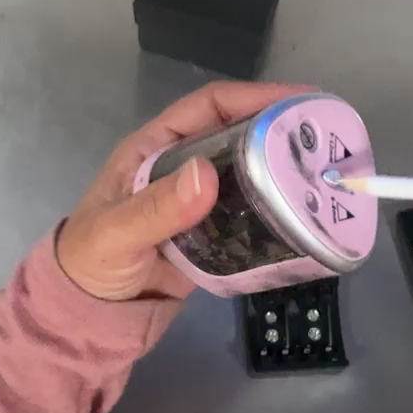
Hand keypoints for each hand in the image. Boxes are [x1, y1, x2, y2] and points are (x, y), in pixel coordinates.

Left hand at [57, 81, 311, 301]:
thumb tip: (207, 175)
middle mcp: (181, 168)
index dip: (253, 97)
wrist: (87, 315)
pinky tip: (303, 222)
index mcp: (156, 149)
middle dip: (279, 135)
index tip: (297, 102)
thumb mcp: (116, 232)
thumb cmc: (89, 261)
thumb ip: (156, 208)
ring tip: (325, 180)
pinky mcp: (211, 236)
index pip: (209, 108)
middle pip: (238, 138)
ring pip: (249, 178)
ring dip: (282, 176)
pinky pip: (248, 218)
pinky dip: (274, 217)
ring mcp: (198, 204)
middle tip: (325, 142)